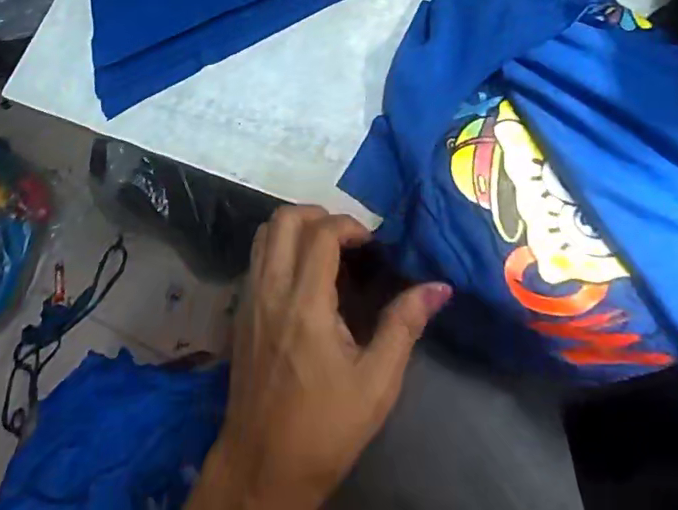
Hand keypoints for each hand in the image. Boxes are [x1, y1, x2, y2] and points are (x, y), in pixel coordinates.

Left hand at [187, 206, 451, 509]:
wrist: (263, 463)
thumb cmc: (326, 427)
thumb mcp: (377, 383)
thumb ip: (404, 326)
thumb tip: (438, 287)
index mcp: (305, 304)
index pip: (320, 234)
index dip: (349, 225)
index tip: (372, 242)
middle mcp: (270, 289)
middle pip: (284, 219)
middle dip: (319, 215)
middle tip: (347, 238)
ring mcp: (248, 297)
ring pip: (264, 233)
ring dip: (295, 227)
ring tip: (326, 250)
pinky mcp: (239, 309)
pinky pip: (255, 257)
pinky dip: (278, 247)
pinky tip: (302, 275)